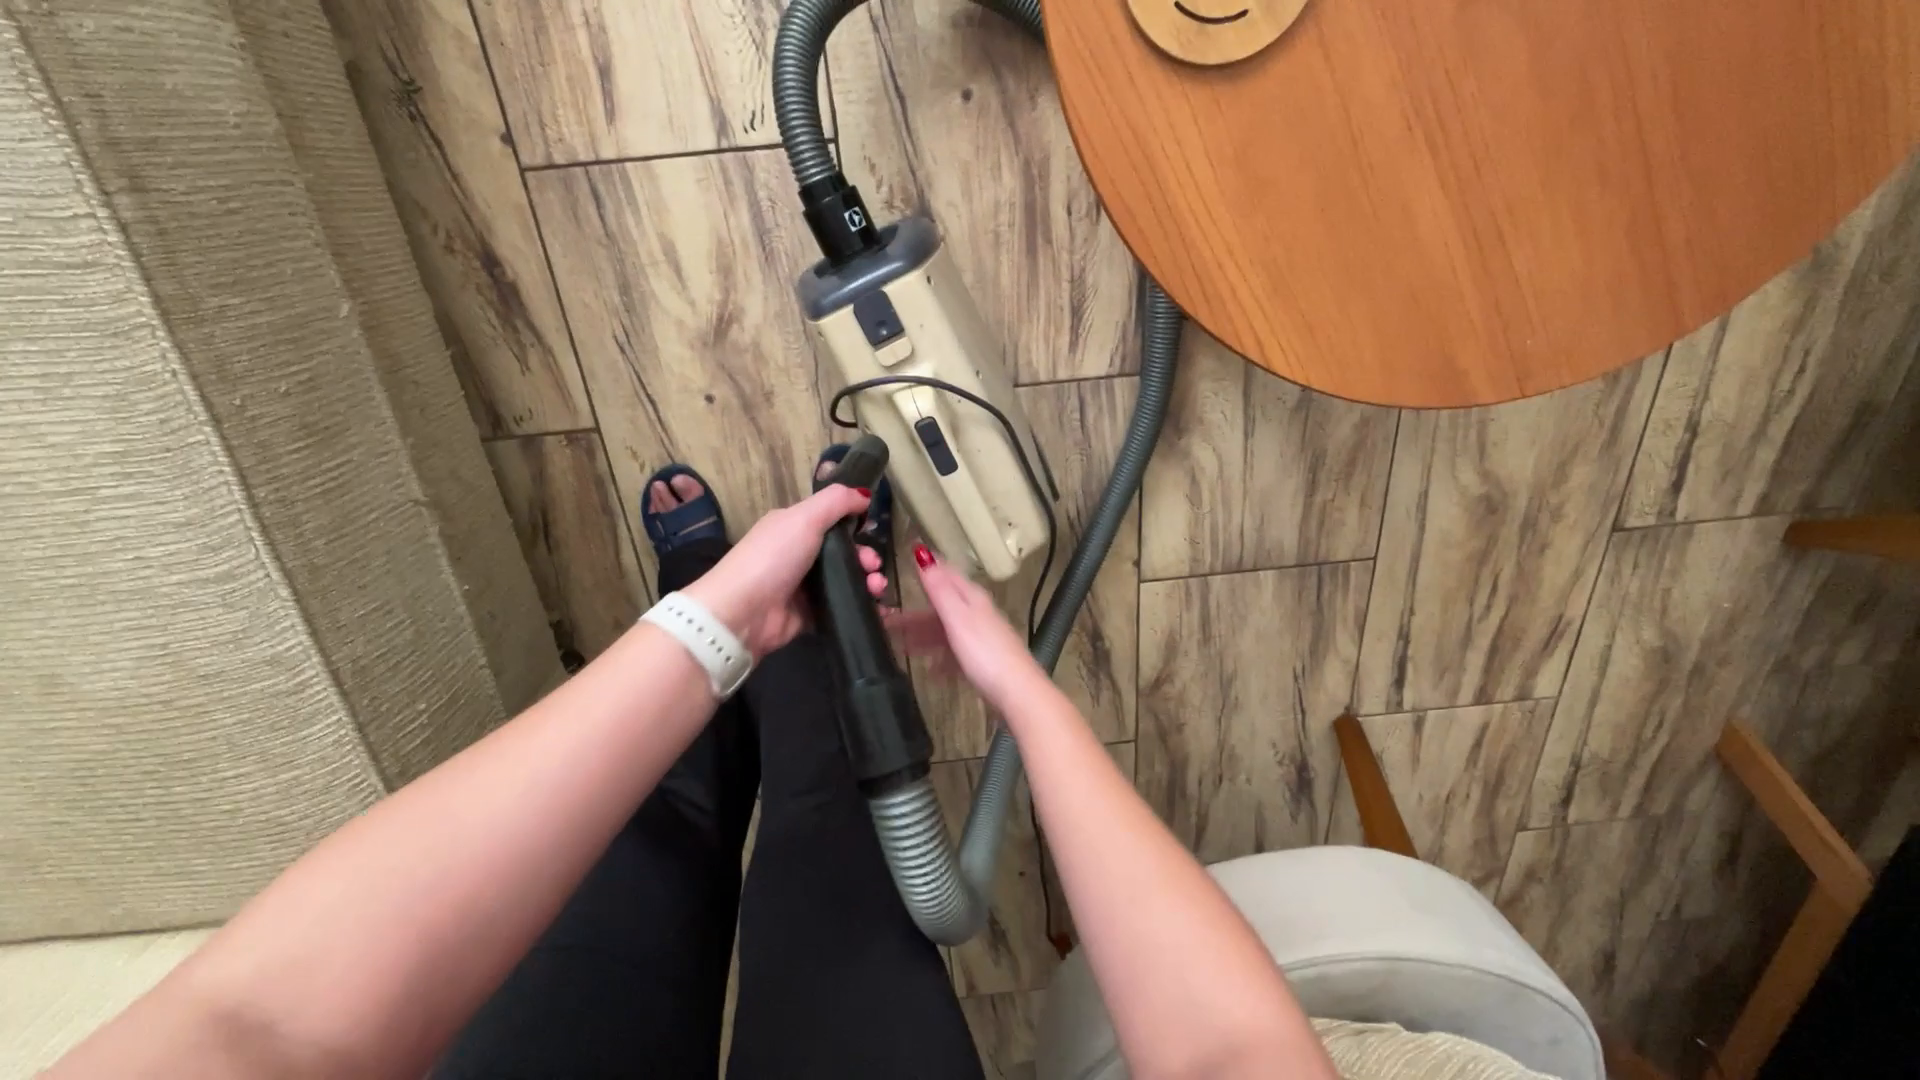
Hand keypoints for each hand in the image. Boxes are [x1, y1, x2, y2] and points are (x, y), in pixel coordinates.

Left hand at [681, 485, 886, 656]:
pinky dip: (862, 607)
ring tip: (877, 590)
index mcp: (793, 528)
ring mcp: (804, 587)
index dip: (854, 527)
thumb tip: (865, 494)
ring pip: (846, 581)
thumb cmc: (773, 558)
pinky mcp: (809, 615)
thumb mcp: (804, 518)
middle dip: (866, 559)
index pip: (831, 522)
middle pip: (844, 554)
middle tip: (874, 569)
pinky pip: (842, 607)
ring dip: (868, 582)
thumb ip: (836, 501)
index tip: (871, 533)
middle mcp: (798, 555)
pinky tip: (878, 610)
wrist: (743, 613)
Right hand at [887, 544, 1047, 708]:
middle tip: (885, 619)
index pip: (946, 573)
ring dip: (922, 636)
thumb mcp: (958, 617)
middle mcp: (977, 613)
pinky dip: (940, 659)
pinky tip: (929, 672)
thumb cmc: (985, 653)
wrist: (1017, 692)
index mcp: (972, 598)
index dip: (927, 566)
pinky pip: (955, 655)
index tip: (907, 558)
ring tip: (899, 646)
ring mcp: (981, 638)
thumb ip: (939, 588)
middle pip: (942, 606)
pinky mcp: (983, 661)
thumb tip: (923, 552)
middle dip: (915, 612)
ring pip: (946, 631)